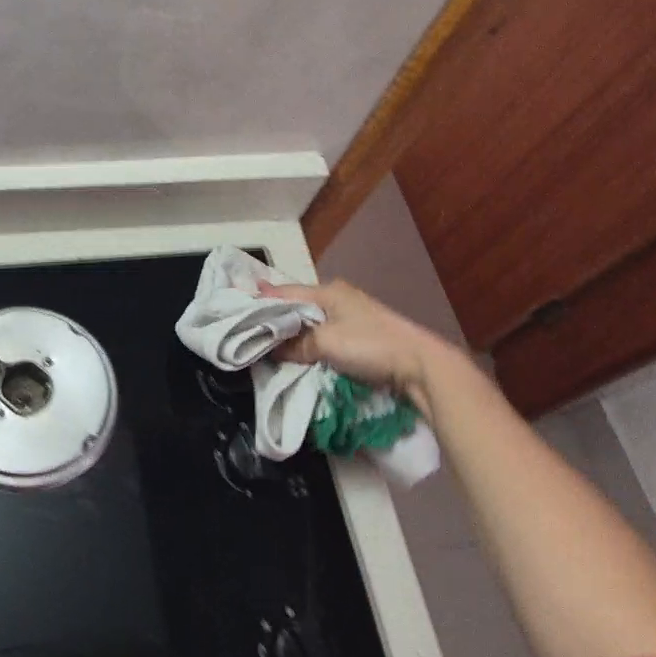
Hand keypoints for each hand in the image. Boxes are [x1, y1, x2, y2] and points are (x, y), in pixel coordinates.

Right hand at [257, 279, 455, 402]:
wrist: (420, 365)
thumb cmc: (370, 345)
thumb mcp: (326, 343)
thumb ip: (295, 344)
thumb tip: (271, 349)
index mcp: (328, 291)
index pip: (284, 292)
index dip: (260, 300)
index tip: (235, 305)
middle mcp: (338, 298)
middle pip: (296, 306)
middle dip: (274, 317)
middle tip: (246, 329)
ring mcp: (350, 316)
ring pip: (309, 321)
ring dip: (291, 331)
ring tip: (267, 343)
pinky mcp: (359, 335)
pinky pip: (322, 334)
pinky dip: (307, 341)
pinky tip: (296, 351)